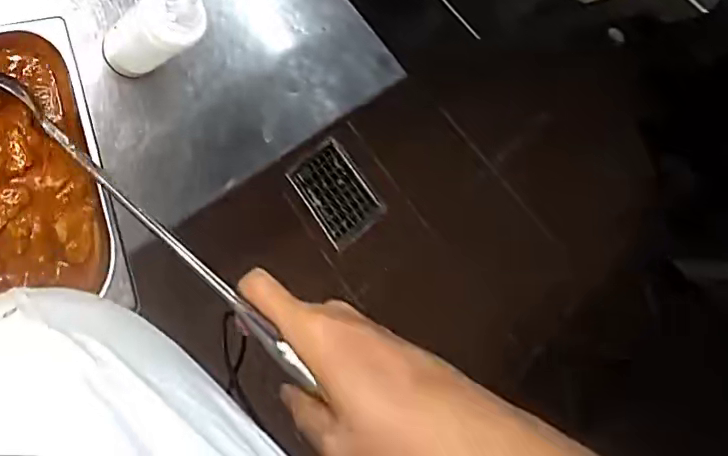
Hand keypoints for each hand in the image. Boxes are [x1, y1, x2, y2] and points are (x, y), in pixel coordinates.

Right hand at [239, 269, 592, 455]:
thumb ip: (304, 414)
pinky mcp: (401, 342)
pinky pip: (359, 344)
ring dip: (323, 361)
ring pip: (329, 331)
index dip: (244, 297)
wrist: (486, 445)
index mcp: (316, 331)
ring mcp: (374, 327)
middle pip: (296, 313)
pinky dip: (353, 367)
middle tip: (298, 395)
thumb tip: (292, 395)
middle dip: (290, 346)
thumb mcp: (339, 444)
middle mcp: (341, 317)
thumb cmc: (402, 442)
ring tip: (340, 414)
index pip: (262, 286)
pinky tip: (374, 413)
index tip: (241, 320)